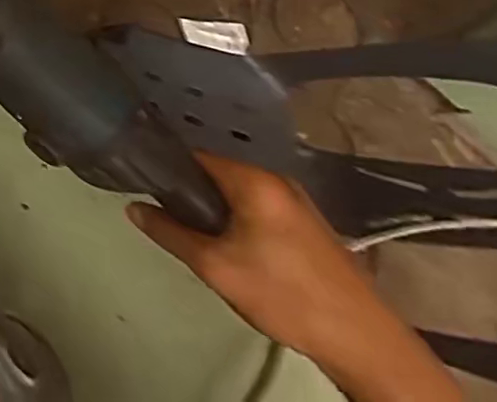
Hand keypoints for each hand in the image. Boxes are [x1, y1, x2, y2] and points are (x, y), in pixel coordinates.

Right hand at [127, 154, 462, 401]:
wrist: (363, 341)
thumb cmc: (284, 294)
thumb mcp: (215, 267)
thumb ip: (170, 232)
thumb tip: (133, 207)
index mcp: (254, 179)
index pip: (195, 156)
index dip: (168, 170)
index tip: (149, 189)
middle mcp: (277, 179)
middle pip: (217, 174)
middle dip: (194, 197)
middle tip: (177, 225)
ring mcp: (297, 201)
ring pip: (239, 195)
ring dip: (218, 213)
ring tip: (206, 243)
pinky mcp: (309, 224)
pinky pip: (260, 209)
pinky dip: (242, 222)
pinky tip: (239, 253)